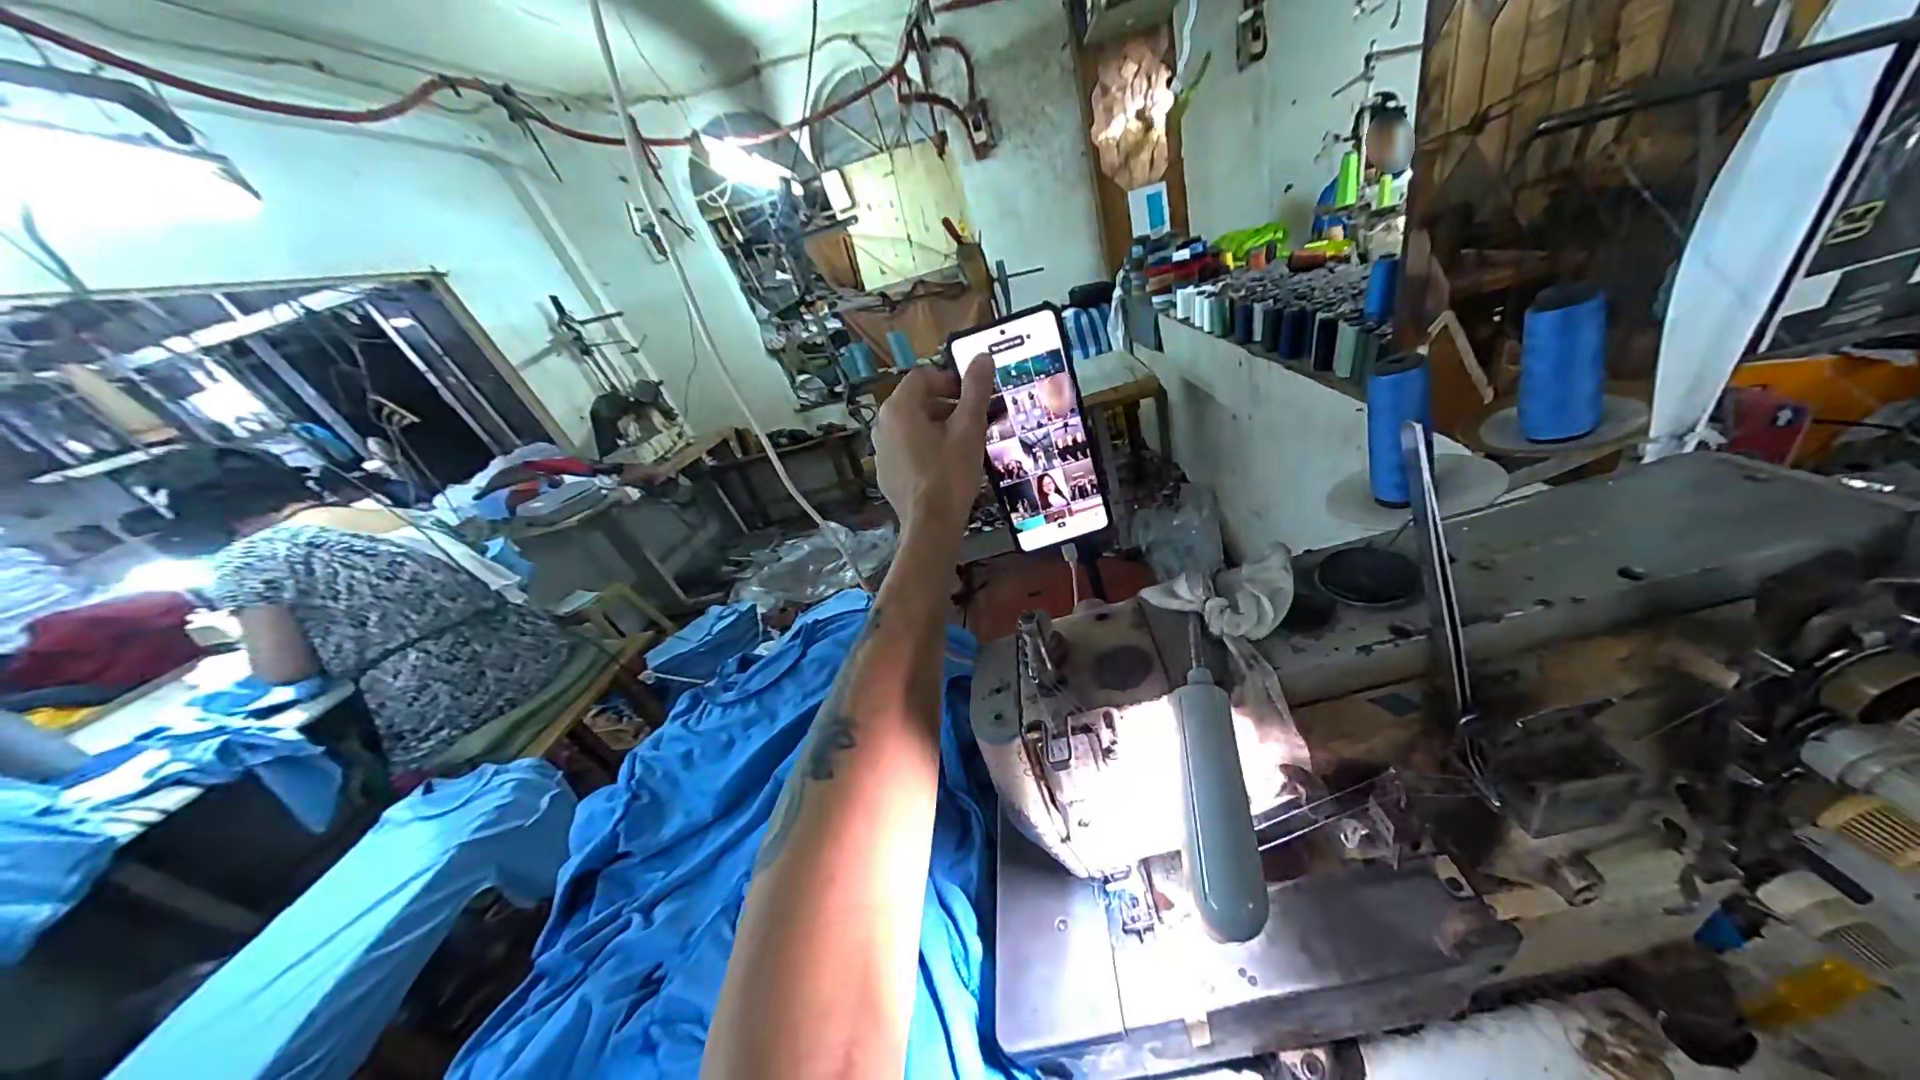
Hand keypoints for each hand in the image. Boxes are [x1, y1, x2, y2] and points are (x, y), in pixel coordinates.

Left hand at [875, 357, 992, 535]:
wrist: (930, 525)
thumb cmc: (951, 472)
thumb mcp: (969, 428)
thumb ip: (975, 389)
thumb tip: (982, 356)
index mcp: (899, 407)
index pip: (923, 376)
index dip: (950, 380)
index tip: (972, 396)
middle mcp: (882, 424)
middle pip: (916, 401)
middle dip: (946, 405)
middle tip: (973, 421)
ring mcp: (881, 450)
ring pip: (911, 426)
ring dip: (936, 427)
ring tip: (962, 444)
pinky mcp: (885, 473)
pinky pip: (906, 449)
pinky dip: (924, 448)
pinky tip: (945, 466)